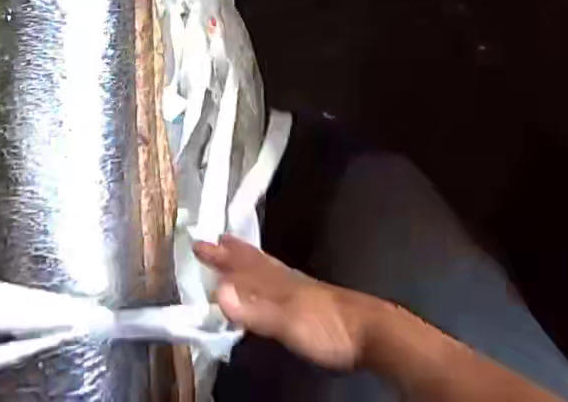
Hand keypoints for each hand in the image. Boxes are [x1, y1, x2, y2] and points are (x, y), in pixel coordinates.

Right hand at [194, 235, 379, 370]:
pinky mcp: (309, 303)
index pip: (242, 266)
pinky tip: (270, 284)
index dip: (221, 257)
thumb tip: (218, 290)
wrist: (368, 331)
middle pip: (254, 261)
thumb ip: (253, 308)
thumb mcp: (286, 320)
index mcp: (276, 281)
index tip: (199, 243)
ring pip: (266, 268)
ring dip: (248, 259)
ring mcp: (299, 289)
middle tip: (216, 238)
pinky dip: (265, 276)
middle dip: (233, 252)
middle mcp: (284, 279)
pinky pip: (277, 280)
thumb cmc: (326, 324)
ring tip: (237, 250)